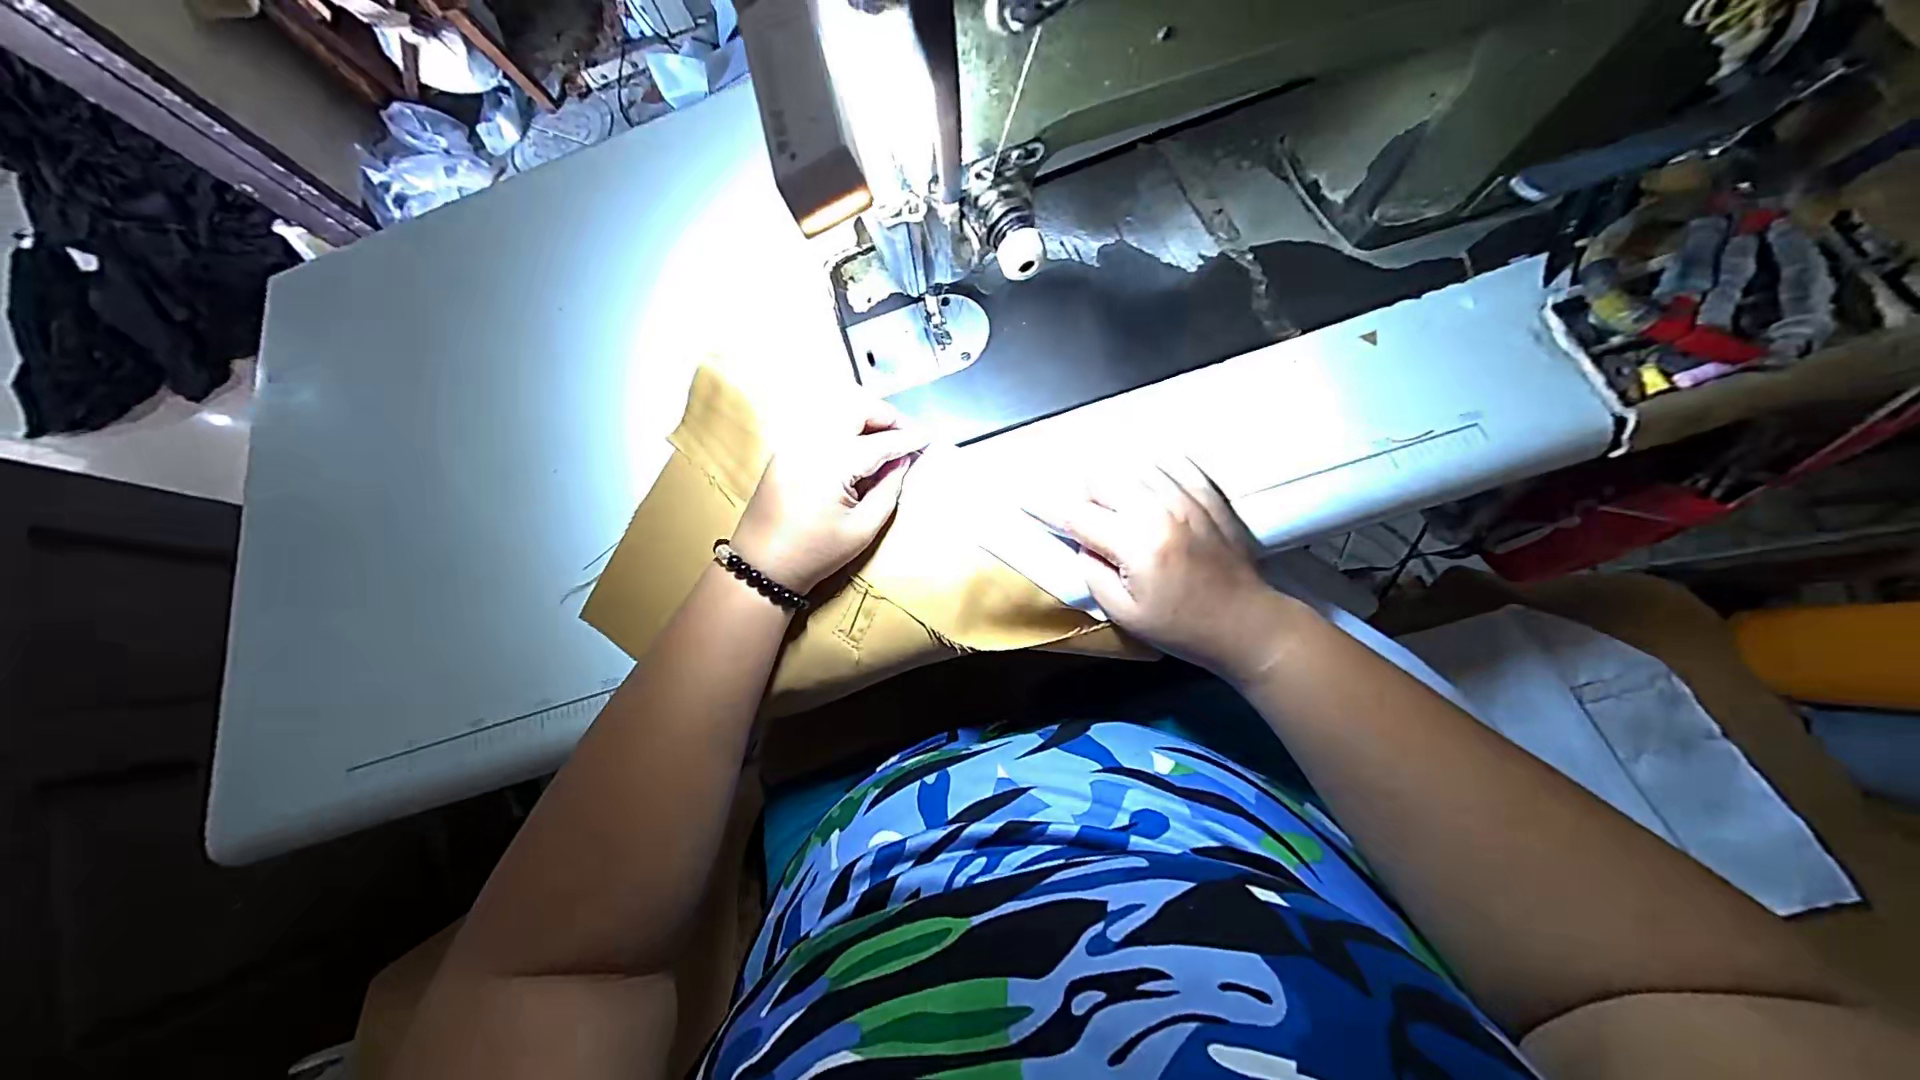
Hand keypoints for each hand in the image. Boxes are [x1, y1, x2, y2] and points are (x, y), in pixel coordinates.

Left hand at [730, 400, 927, 593]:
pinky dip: (843, 425)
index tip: (927, 438)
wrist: (761, 565)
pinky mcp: (785, 449)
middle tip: (906, 434)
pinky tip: (857, 447)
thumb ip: (889, 488)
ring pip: (835, 409)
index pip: (879, 441)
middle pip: (855, 408)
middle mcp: (810, 442)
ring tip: (884, 438)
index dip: (907, 438)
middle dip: (885, 415)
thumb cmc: (815, 553)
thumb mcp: (863, 528)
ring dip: (864, 417)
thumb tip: (903, 461)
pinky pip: (819, 424)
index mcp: (832, 463)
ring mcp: (793, 442)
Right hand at [1030, 459, 1309, 683]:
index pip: (1078, 514)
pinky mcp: (1209, 495)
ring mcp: (1188, 498)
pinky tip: (1147, 487)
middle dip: (1085, 495)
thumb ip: (1093, 572)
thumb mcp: (1124, 613)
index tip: (1027, 501)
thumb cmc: (1181, 626)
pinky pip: (1172, 463)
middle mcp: (1160, 511)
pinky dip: (1152, 470)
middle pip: (1103, 478)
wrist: (1246, 623)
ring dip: (1116, 484)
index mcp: (1137, 543)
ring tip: (1116, 506)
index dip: (1048, 508)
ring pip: (1133, 467)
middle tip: (1087, 519)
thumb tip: (1081, 542)